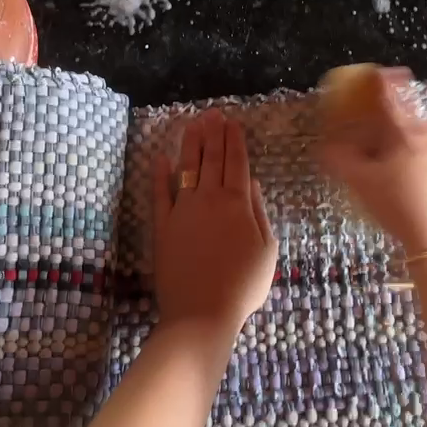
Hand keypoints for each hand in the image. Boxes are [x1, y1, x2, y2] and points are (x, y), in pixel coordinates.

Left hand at [151, 109, 278, 338]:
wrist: (202, 313)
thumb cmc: (242, 286)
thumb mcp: (266, 250)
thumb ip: (259, 212)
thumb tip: (252, 182)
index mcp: (237, 203)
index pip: (236, 162)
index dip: (234, 140)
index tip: (232, 121)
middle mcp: (209, 198)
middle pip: (211, 159)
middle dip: (213, 133)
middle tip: (212, 113)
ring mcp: (183, 210)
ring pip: (187, 168)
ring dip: (190, 144)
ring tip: (192, 124)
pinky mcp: (162, 225)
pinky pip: (160, 193)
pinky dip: (159, 174)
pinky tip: (160, 157)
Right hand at [316, 68, 426, 252]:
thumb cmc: (396, 208)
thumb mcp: (360, 184)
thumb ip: (339, 159)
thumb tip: (324, 145)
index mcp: (406, 133)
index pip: (393, 97)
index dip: (384, 81)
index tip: (382, 73)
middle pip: (412, 122)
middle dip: (397, 127)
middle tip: (381, 144)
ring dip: (415, 148)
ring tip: (400, 172)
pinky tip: (422, 190)